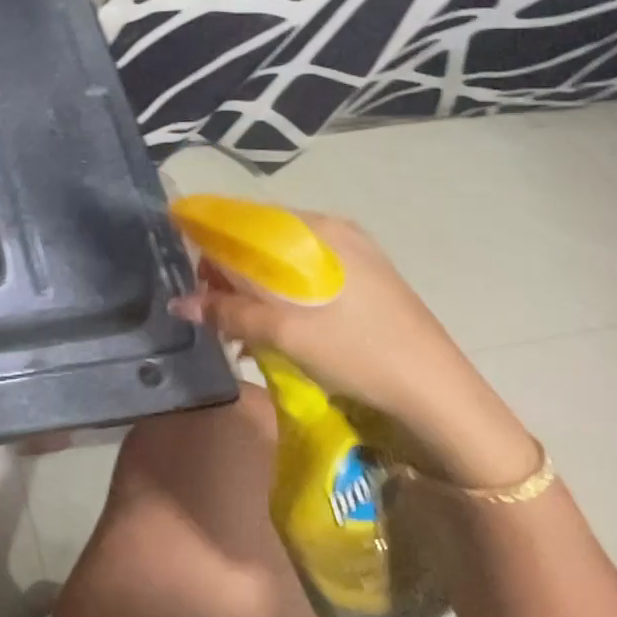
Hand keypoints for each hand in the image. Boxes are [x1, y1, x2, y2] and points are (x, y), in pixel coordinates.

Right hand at [170, 211, 537, 485]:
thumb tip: (179, 302)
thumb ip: (228, 313)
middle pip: (260, 242)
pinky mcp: (361, 286)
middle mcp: (334, 234)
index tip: (184, 274)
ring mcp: (352, 258)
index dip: (207, 242)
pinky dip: (276, 301)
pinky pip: (302, 281)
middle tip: (206, 311)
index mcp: (318, 231)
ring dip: (250, 293)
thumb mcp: (285, 334)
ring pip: (279, 264)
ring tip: (233, 330)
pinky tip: (267, 332)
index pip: (244, 219)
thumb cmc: (361, 354)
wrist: (438, 397)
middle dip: (226, 273)